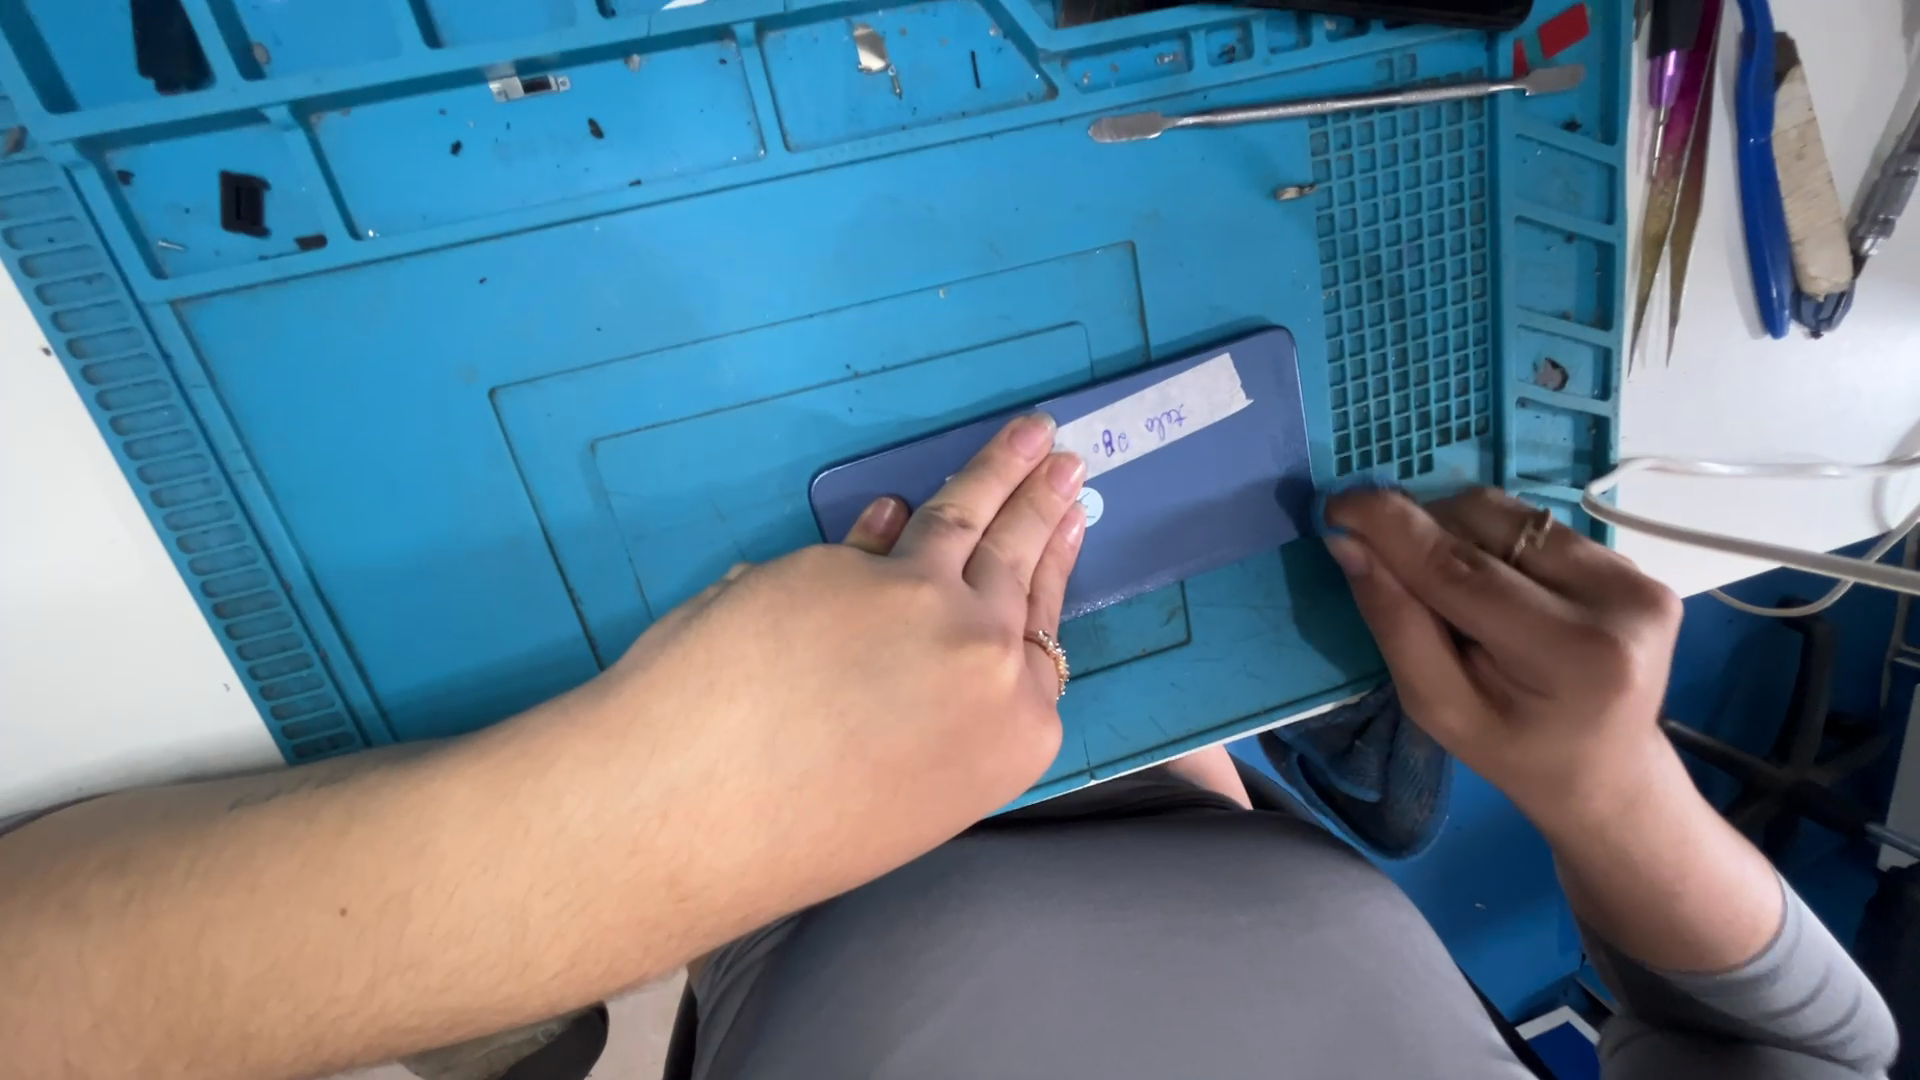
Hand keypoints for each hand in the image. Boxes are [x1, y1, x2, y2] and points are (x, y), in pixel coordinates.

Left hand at [582, 412, 1086, 934]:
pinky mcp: (852, 566)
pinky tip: (889, 511)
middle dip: (1043, 498)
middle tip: (1064, 455)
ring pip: (967, 520)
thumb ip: (939, 690)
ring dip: (996, 469)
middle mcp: (990, 659)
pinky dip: (879, 529)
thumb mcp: (917, 781)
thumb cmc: (808, 831)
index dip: (1054, 562)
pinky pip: (870, 544)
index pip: (1043, 621)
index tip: (1069, 516)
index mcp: (1017, 731)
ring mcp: (926, 603)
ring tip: (1027, 434)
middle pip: (1019, 558)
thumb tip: (910, 603)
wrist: (697, 822)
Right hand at [1321, 486, 1684, 828]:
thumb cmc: (1512, 751)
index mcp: (1569, 652)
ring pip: (1501, 510)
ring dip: (1448, 529)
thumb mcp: (1434, 705)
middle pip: (1479, 523)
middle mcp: (1617, 599)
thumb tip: (1348, 544)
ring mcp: (1635, 574)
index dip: (1388, 527)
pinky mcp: (1634, 562)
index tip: (1334, 504)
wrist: (1609, 771)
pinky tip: (1483, 580)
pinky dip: (1483, 537)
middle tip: (1383, 565)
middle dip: (1414, 530)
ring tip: (1439, 581)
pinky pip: (1528, 521)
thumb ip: (1394, 622)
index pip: (1456, 568)